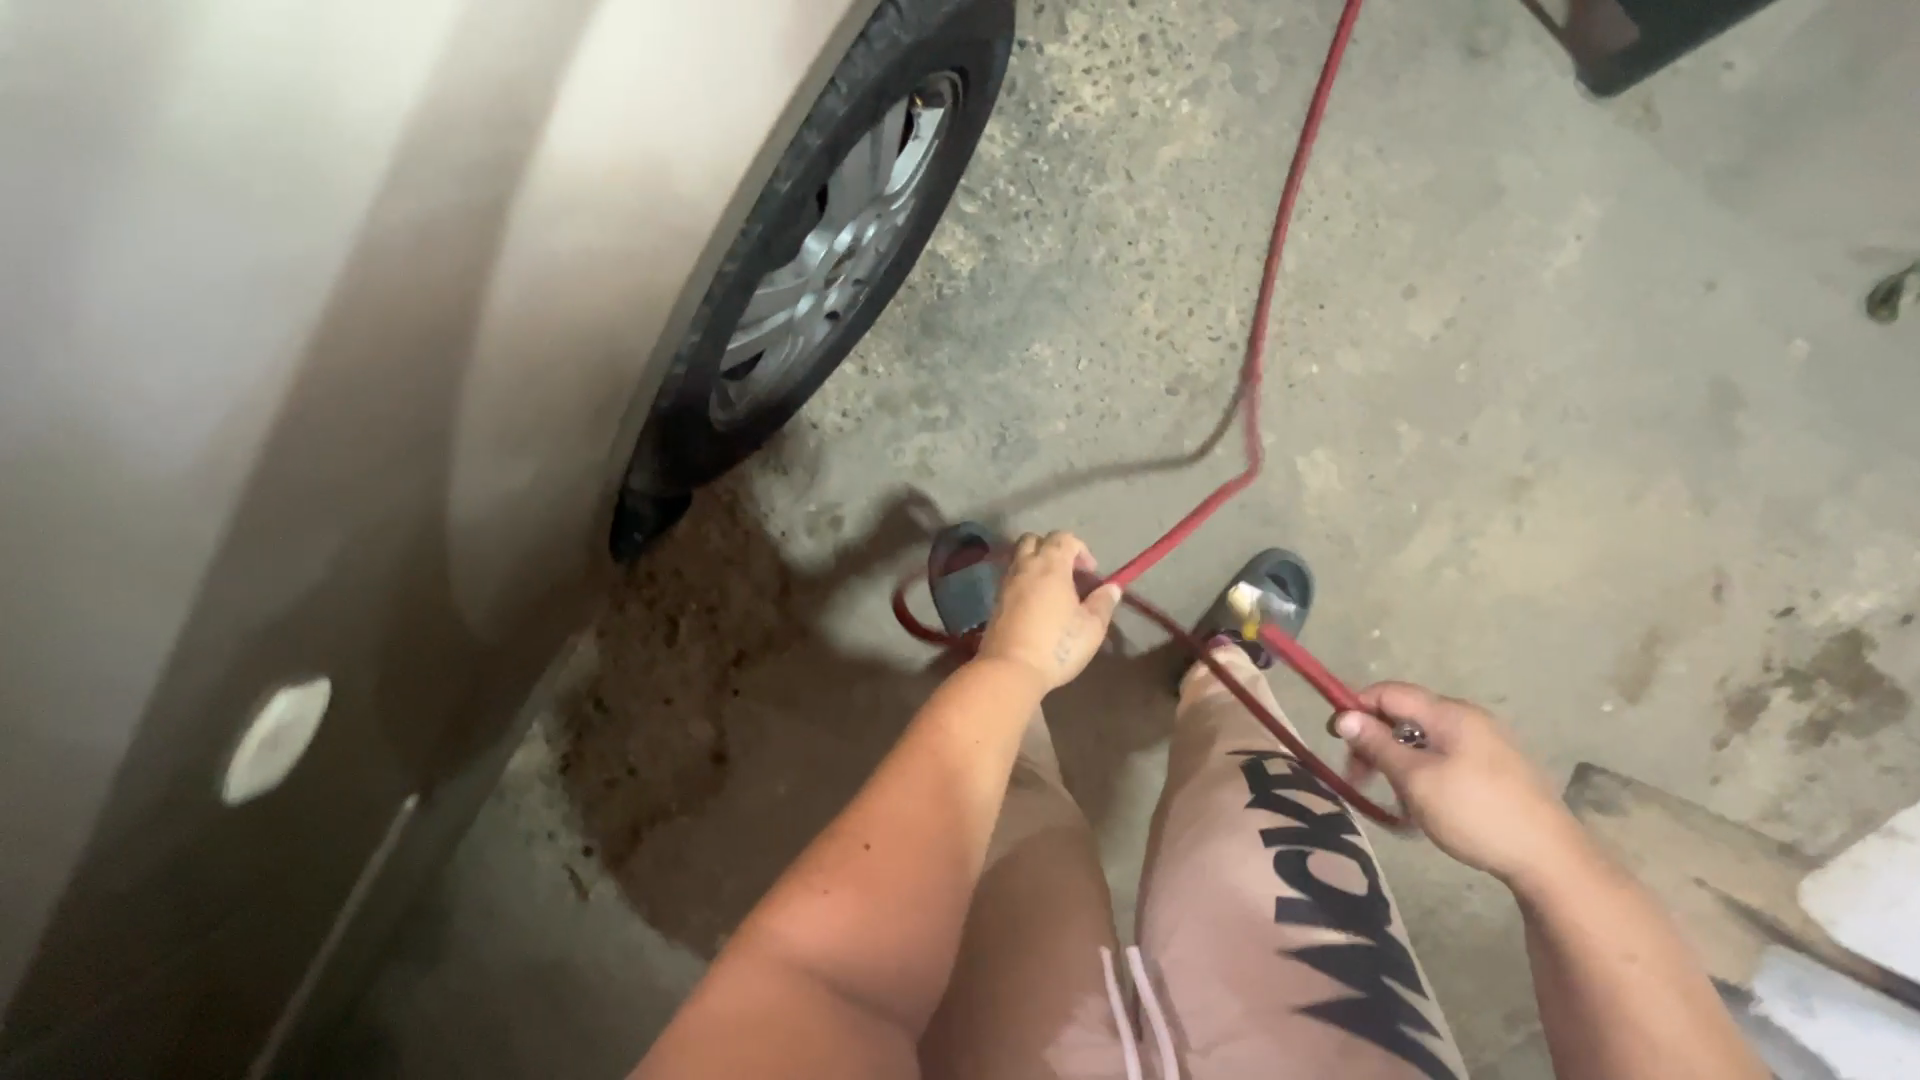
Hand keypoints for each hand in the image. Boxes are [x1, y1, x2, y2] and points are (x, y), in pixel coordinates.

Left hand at [975, 532, 1121, 691]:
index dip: (1081, 549)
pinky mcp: (995, 602)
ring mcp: (1005, 584)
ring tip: (1053, 591)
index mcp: (1050, 565)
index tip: (1091, 573)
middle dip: (1052, 549)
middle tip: (1068, 574)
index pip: (1063, 538)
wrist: (1009, 669)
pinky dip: (1024, 582)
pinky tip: (1036, 605)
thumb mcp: (1092, 627)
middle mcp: (1024, 567)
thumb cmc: (1056, 645)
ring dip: (1036, 565)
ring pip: (1019, 558)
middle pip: (1034, 540)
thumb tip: (1112, 587)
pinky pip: (1011, 579)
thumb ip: (1103, 602)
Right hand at [1333, 682, 1592, 887]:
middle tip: (1359, 779)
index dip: (1356, 708)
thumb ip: (1377, 744)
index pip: (1389, 692)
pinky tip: (1423, 807)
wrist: (1551, 860)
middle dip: (1376, 743)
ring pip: (1425, 742)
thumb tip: (1344, 716)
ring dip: (1399, 764)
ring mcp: (1488, 744)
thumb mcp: (1414, 779)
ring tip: (1395, 801)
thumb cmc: (1474, 813)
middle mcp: (1469, 719)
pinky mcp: (1498, 770)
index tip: (1337, 741)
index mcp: (1449, 714)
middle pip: (1406, 716)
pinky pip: (1447, 759)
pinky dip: (1425, 775)